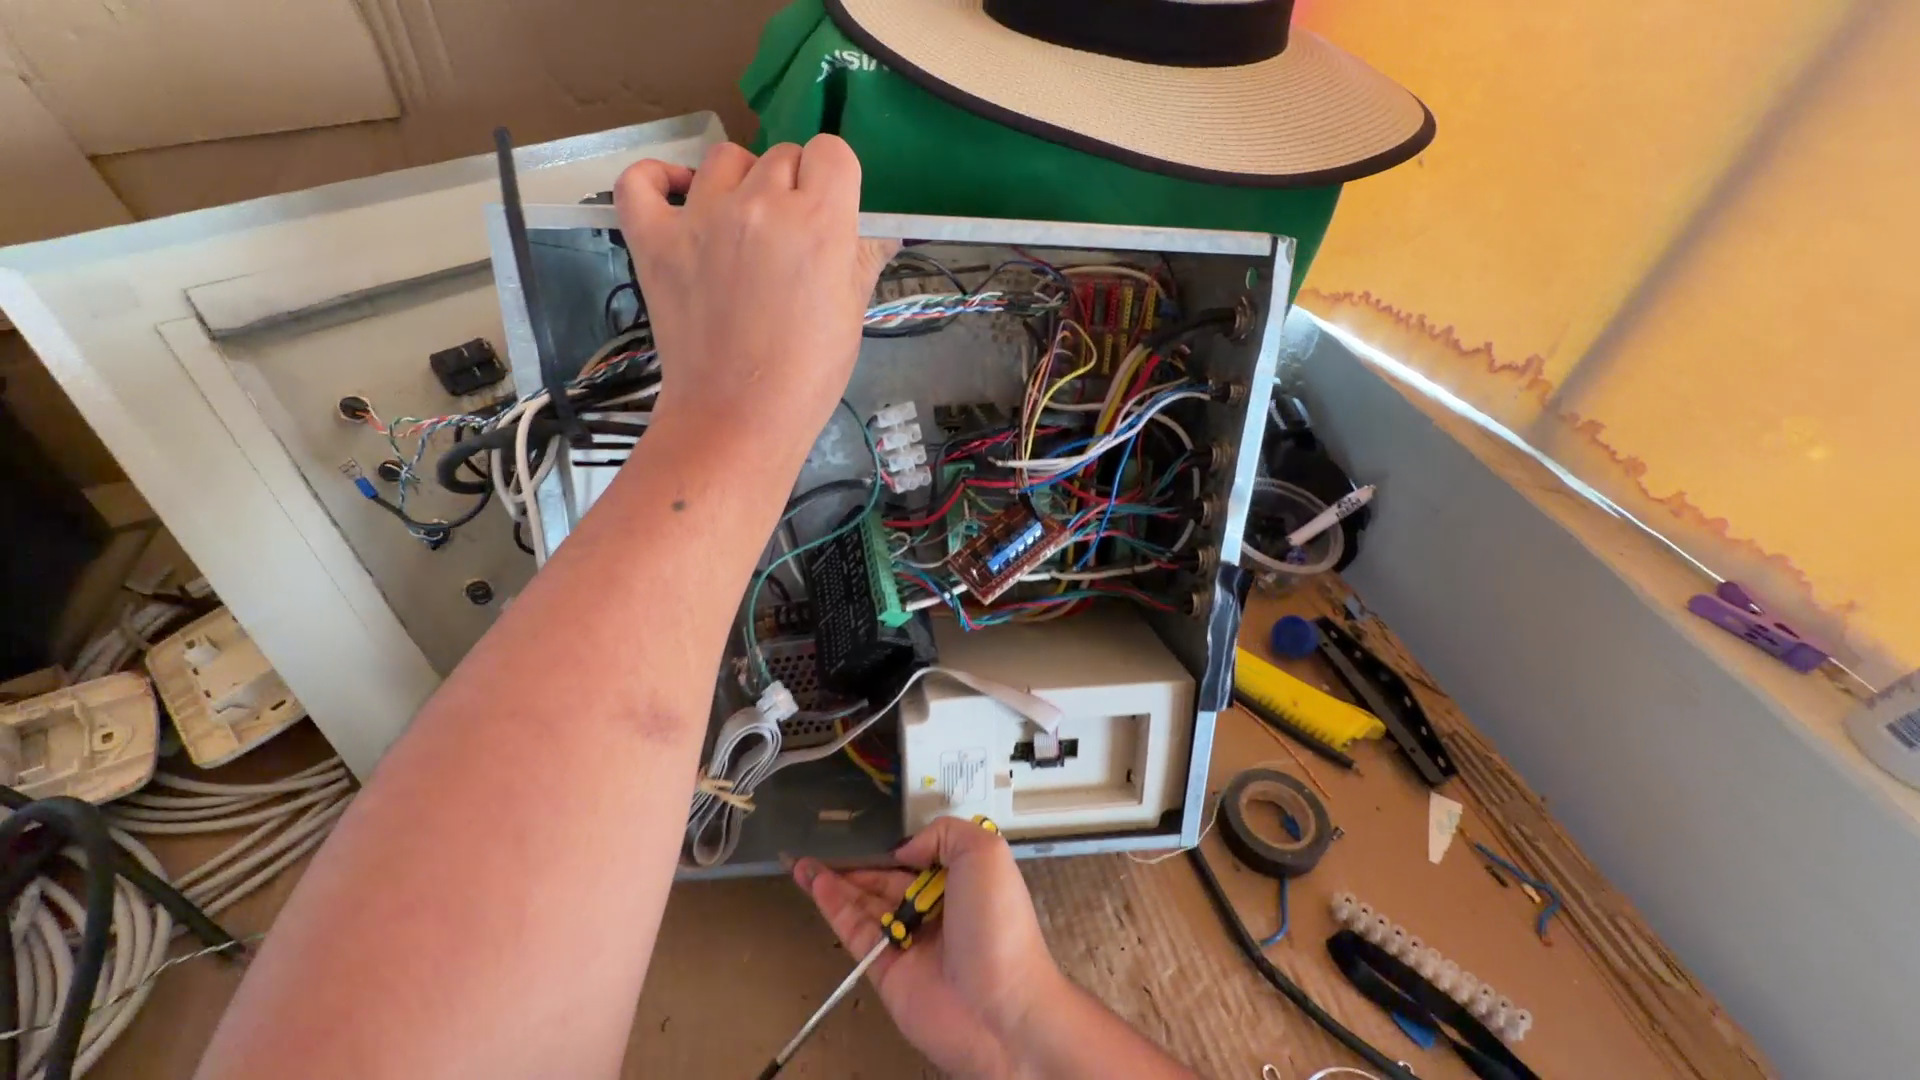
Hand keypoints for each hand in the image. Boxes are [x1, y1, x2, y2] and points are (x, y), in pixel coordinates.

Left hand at [614, 138, 896, 458]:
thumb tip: (882, 228)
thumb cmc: (807, 375)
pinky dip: (657, 179)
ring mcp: (700, 218)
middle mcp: (759, 205)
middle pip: (782, 156)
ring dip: (739, 182)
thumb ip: (865, 256)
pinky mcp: (655, 240)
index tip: (831, 208)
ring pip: (723, 159)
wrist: (739, 418)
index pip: (833, 153)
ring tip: (741, 225)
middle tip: (790, 238)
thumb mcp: (853, 312)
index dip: (835, 178)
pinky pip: (641, 180)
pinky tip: (677, 197)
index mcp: (819, 222)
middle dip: (793, 187)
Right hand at [793, 816, 1062, 1076]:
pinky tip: (814, 883)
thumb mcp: (986, 854)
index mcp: (964, 883)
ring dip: (835, 880)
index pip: (923, 857)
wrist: (999, 1010)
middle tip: (823, 843)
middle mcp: (936, 910)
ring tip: (804, 861)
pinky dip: (832, 905)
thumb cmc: (999, 924)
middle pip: (887, 879)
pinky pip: (855, 931)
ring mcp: (909, 941)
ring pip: (865, 902)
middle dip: (857, 862)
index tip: (869, 829)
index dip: (897, 844)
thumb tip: (905, 850)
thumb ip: (944, 834)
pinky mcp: (885, 970)